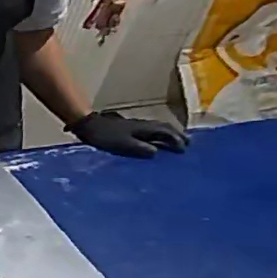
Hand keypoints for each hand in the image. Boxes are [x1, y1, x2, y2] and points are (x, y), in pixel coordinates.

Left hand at [68, 111, 188, 158]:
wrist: (89, 125)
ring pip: (159, 128)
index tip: (184, 150)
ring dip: (169, 135)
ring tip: (175, 143)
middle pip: (166, 128)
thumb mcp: (122, 144)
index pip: (167, 133)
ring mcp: (137, 126)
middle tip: (187, 144)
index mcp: (145, 128)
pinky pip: (150, 131)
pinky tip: (153, 142)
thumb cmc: (105, 136)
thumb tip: (156, 152)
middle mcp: (144, 125)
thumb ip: (139, 148)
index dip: (177, 140)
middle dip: (177, 135)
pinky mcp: (129, 128)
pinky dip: (157, 135)